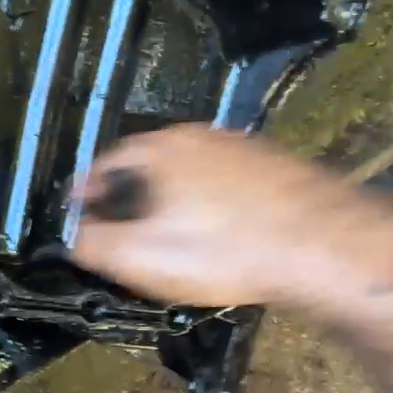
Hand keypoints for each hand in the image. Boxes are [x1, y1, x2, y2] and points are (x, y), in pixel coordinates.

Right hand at [68, 125, 392, 309]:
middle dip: (124, 199)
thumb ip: (88, 243)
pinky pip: (222, 186)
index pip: (100, 166)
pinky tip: (213, 238)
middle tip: (116, 234)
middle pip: (143, 167)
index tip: (75, 218)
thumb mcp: (137, 256)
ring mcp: (242, 148)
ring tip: (162, 240)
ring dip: (166, 202)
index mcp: (158, 149)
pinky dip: (205, 206)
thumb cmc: (223, 251)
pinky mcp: (275, 168)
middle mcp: (199, 136)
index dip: (82, 196)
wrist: (326, 249)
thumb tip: (67, 234)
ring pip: (185, 175)